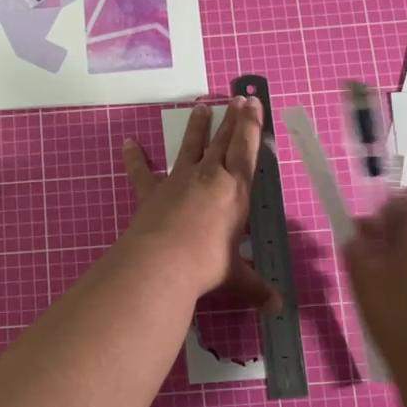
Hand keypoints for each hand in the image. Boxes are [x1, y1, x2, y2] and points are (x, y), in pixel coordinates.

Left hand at [117, 98, 278, 310]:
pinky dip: (135, 157)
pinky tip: (129, 143)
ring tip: (201, 107)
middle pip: (222, 141)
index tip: (253, 104)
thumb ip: (256, 288)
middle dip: (232, 119)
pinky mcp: (151, 191)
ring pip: (190, 147)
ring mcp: (178, 181)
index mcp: (236, 191)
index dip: (251, 126)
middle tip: (237, 98)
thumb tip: (278, 308)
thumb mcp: (237, 277)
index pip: (247, 151)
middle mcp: (209, 177)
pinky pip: (142, 171)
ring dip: (196, 127)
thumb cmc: (207, 265)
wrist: (162, 262)